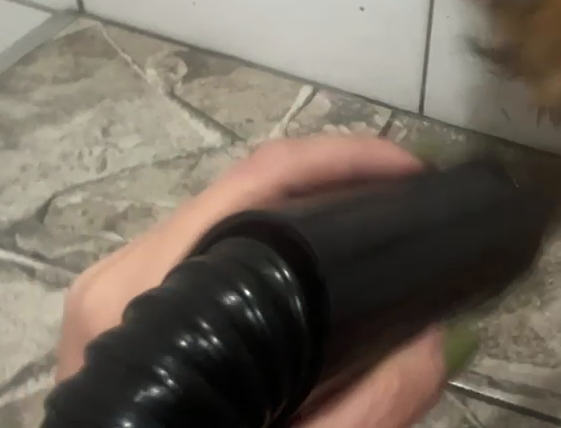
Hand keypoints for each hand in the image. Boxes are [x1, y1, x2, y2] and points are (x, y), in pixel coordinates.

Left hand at [56, 136, 446, 427]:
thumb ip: (368, 410)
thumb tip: (434, 342)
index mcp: (151, 293)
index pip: (261, 178)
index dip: (347, 158)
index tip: (412, 171)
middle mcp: (129, 271)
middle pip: (256, 181)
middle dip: (343, 170)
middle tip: (411, 185)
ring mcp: (127, 280)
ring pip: (241, 202)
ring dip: (316, 193)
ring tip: (383, 204)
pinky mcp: (135, 298)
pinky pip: (225, 234)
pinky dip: (285, 224)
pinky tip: (327, 243)